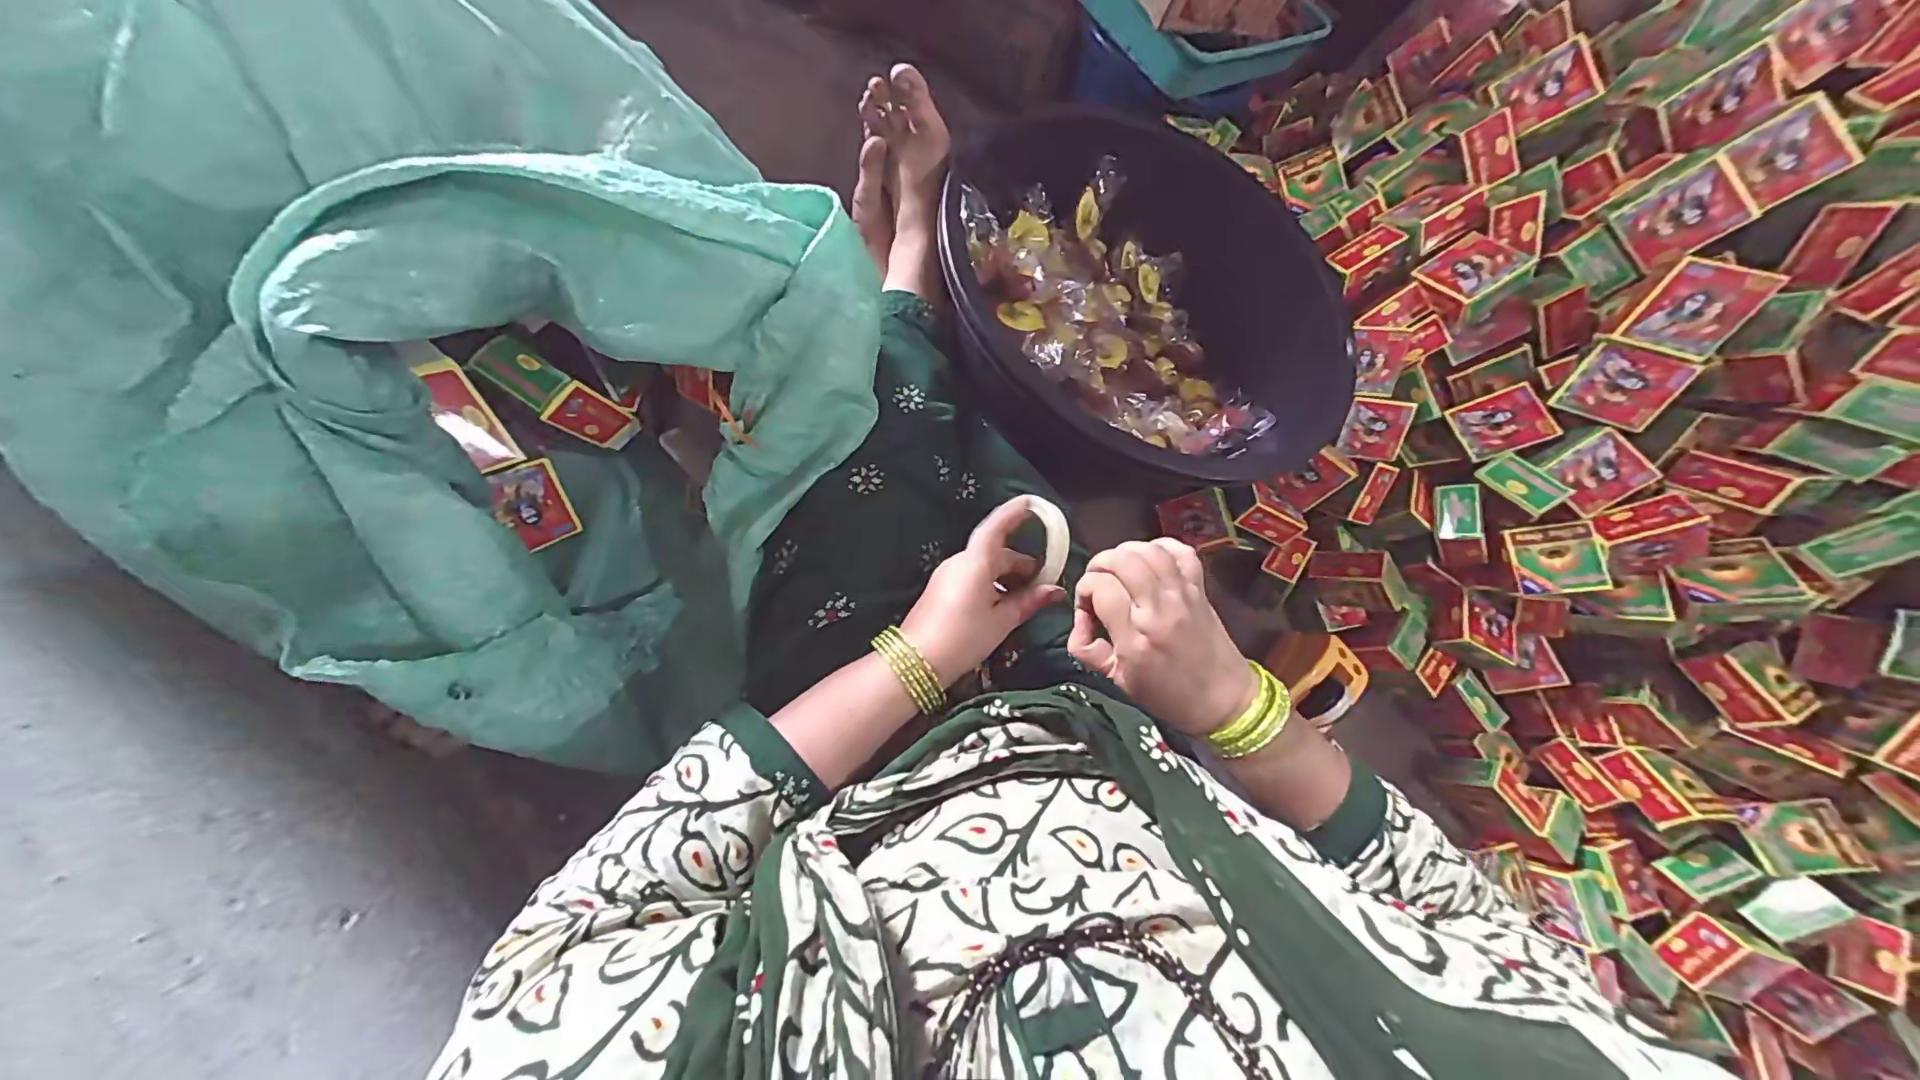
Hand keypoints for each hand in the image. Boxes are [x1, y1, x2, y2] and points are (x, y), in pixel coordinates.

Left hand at [900, 497, 1067, 684]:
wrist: (916, 661)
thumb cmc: (963, 637)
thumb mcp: (1002, 621)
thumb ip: (1029, 601)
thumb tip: (1055, 590)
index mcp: (976, 561)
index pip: (998, 526)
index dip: (1015, 513)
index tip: (1033, 504)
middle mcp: (960, 561)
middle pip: (995, 551)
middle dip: (1020, 564)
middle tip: (1043, 583)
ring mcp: (948, 574)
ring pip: (984, 566)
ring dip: (1006, 576)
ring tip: (1026, 598)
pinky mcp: (941, 589)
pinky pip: (972, 577)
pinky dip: (991, 583)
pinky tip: (1002, 605)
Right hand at [1067, 539, 1256, 736]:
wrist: (1223, 700)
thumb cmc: (1167, 694)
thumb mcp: (1118, 680)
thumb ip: (1088, 650)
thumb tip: (1079, 623)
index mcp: (1135, 639)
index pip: (1101, 587)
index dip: (1084, 590)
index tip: (1088, 606)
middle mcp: (1159, 611)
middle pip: (1123, 560)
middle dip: (1101, 563)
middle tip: (1099, 581)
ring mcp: (1182, 596)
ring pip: (1149, 551)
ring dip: (1127, 552)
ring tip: (1120, 568)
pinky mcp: (1200, 589)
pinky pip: (1182, 552)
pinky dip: (1161, 547)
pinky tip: (1150, 560)